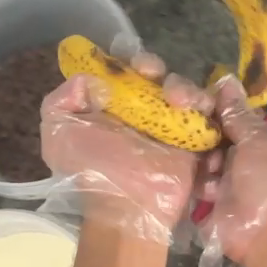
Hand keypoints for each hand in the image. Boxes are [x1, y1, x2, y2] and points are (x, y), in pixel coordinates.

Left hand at [39, 53, 201, 242]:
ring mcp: (170, 126)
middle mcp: (141, 112)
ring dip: (184, 86)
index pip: (122, 71)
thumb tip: (85, 78)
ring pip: (184, 89)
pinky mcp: (194, 140)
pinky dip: (208, 106)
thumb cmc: (91, 170)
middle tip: (153, 76)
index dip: (126, 61)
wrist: (126, 206)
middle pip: (155, 75)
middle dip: (154, 66)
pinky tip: (197, 111)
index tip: (129, 66)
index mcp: (111, 107)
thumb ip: (61, 100)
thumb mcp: (58, 132)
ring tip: (179, 102)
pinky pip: (208, 114)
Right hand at [196, 77, 266, 266]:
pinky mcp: (205, 200)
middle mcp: (239, 156)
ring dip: (195, 154)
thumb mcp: (257, 140)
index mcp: (258, 139)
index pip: (230, 114)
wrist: (265, 233)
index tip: (190, 97)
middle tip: (181, 121)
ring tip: (195, 157)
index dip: (212, 105)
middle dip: (198, 129)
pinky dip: (189, 177)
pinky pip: (191, 181)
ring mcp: (221, 178)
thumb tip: (227, 79)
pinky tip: (185, 173)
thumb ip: (237, 114)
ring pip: (198, 156)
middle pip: (211, 134)